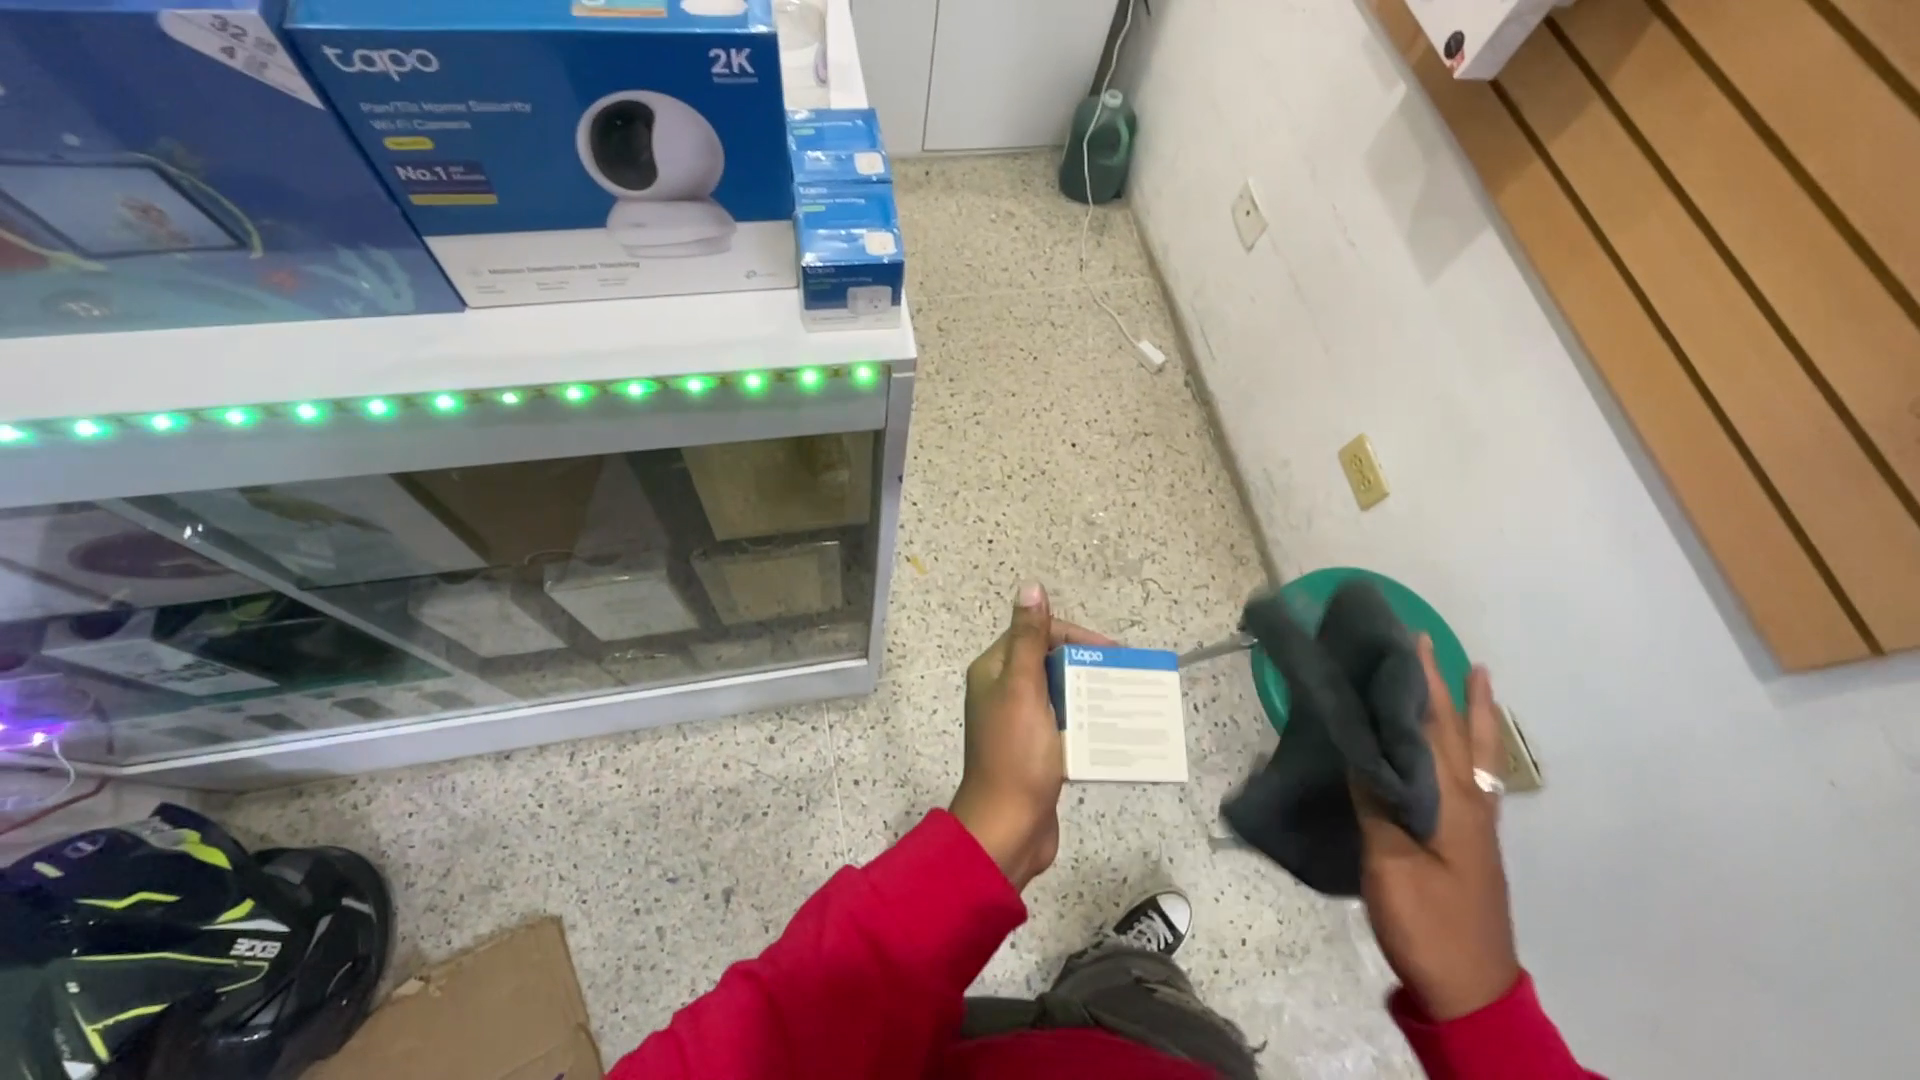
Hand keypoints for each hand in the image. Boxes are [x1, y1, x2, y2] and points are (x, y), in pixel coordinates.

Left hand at [949, 582, 1113, 891]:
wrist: (1009, 827)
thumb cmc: (1016, 755)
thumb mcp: (1022, 688)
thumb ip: (1028, 638)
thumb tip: (1030, 586)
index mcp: (994, 671)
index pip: (1035, 633)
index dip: (1072, 636)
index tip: (1110, 651)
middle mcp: (1003, 692)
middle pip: (1050, 662)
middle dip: (1087, 665)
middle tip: (1125, 675)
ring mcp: (1020, 723)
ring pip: (1061, 694)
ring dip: (1091, 694)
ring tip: (1127, 700)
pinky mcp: (1036, 750)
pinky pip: (1066, 725)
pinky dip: (1087, 723)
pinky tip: (1114, 730)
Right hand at [1355, 635, 1519, 1021]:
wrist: (1470, 988)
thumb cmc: (1426, 923)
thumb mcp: (1391, 863)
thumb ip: (1379, 803)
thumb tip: (1363, 746)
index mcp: (1449, 802)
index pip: (1430, 728)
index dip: (1418, 683)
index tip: (1402, 640)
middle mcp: (1468, 802)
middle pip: (1456, 731)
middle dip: (1441, 684)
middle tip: (1424, 642)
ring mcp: (1474, 823)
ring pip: (1472, 751)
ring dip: (1467, 709)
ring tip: (1470, 675)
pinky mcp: (1469, 841)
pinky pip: (1470, 776)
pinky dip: (1468, 747)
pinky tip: (1460, 746)